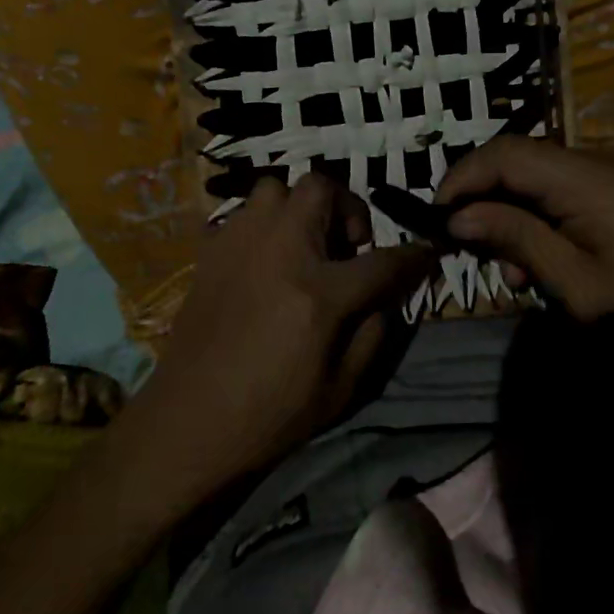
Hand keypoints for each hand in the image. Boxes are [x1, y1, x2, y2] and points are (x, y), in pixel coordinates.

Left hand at [143, 174, 434, 476]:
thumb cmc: (270, 415)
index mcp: (318, 293)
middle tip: (348, 245)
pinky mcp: (209, 255)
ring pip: (275, 188)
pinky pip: (242, 215)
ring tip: (304, 244)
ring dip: (300, 207)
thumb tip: (385, 295)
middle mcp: (279, 252)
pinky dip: (263, 225)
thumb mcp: (343, 388)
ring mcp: (239, 246)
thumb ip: (374, 331)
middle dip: (347, 208)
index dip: (413, 256)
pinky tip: (265, 262)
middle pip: (322, 190)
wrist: (187, 425)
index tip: (427, 251)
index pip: (382, 260)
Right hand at [437, 137, 613, 320]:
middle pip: (522, 160)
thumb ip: (517, 239)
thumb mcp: (577, 285)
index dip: (464, 177)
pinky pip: (564, 189)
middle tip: (466, 248)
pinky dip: (539, 217)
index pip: (509, 153)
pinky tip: (536, 261)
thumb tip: (457, 215)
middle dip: (485, 198)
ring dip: (511, 212)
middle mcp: (604, 160)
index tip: (436, 216)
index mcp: (595, 180)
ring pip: (538, 175)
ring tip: (507, 269)